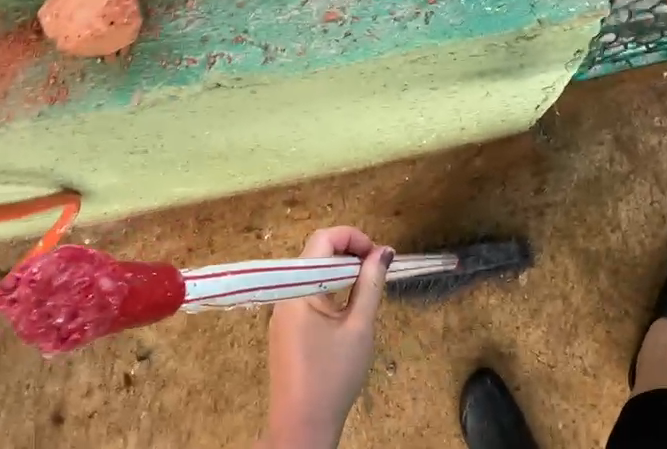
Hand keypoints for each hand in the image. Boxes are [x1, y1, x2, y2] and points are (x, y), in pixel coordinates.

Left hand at [260, 226, 392, 448]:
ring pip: (312, 273)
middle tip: (377, 269)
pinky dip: (330, 289)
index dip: (353, 237)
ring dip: (341, 271)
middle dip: (349, 252)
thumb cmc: (333, 375)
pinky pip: (308, 293)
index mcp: (298, 289)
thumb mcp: (360, 327)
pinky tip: (349, 306)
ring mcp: (283, 312)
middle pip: (316, 254)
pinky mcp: (286, 328)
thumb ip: (371, 284)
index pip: (323, 239)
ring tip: (367, 286)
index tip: (378, 255)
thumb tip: (384, 251)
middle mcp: (285, 294)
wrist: (301, 429)